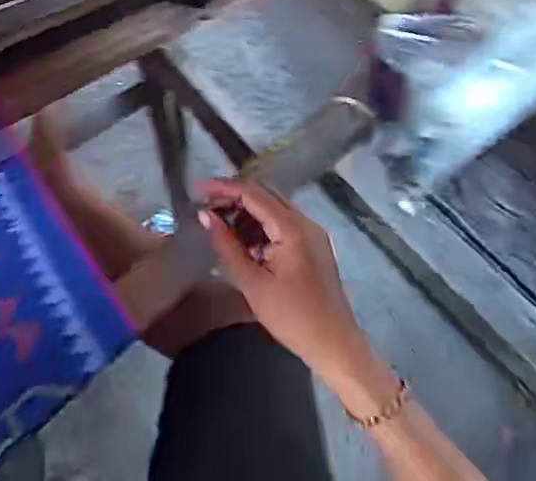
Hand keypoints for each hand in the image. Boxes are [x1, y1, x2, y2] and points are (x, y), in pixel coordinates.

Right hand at [197, 176, 396, 417]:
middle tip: (207, 206)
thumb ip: (227, 245)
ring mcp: (312, 232)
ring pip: (274, 206)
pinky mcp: (314, 245)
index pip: (252, 192)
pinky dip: (261, 225)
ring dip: (247, 211)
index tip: (198, 189)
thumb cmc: (293, 317)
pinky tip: (246, 243)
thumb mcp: (252, 282)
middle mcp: (305, 222)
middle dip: (233, 195)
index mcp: (291, 227)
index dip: (223, 186)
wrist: (337, 348)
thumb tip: (205, 216)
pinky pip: (283, 222)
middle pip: (264, 193)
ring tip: (222, 226)